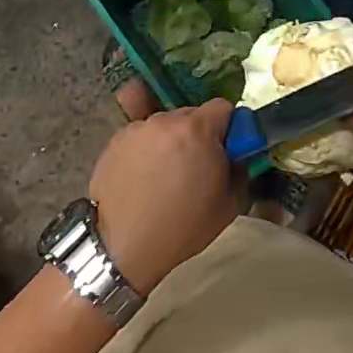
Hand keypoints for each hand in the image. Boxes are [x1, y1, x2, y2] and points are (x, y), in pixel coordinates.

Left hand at [90, 98, 238, 293]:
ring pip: (164, 126)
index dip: (228, 126)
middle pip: (191, 115)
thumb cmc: (183, 227)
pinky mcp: (114, 141)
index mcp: (197, 130)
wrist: (124, 245)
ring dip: (171, 141)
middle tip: (196, 166)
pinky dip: (146, 149)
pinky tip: (143, 177)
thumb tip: (236, 154)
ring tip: (165, 174)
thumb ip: (238, 169)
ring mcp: (136, 129)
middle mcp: (164, 121)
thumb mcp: (229, 204)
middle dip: (198, 135)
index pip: (222, 107)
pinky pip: (141, 137)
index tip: (226, 147)